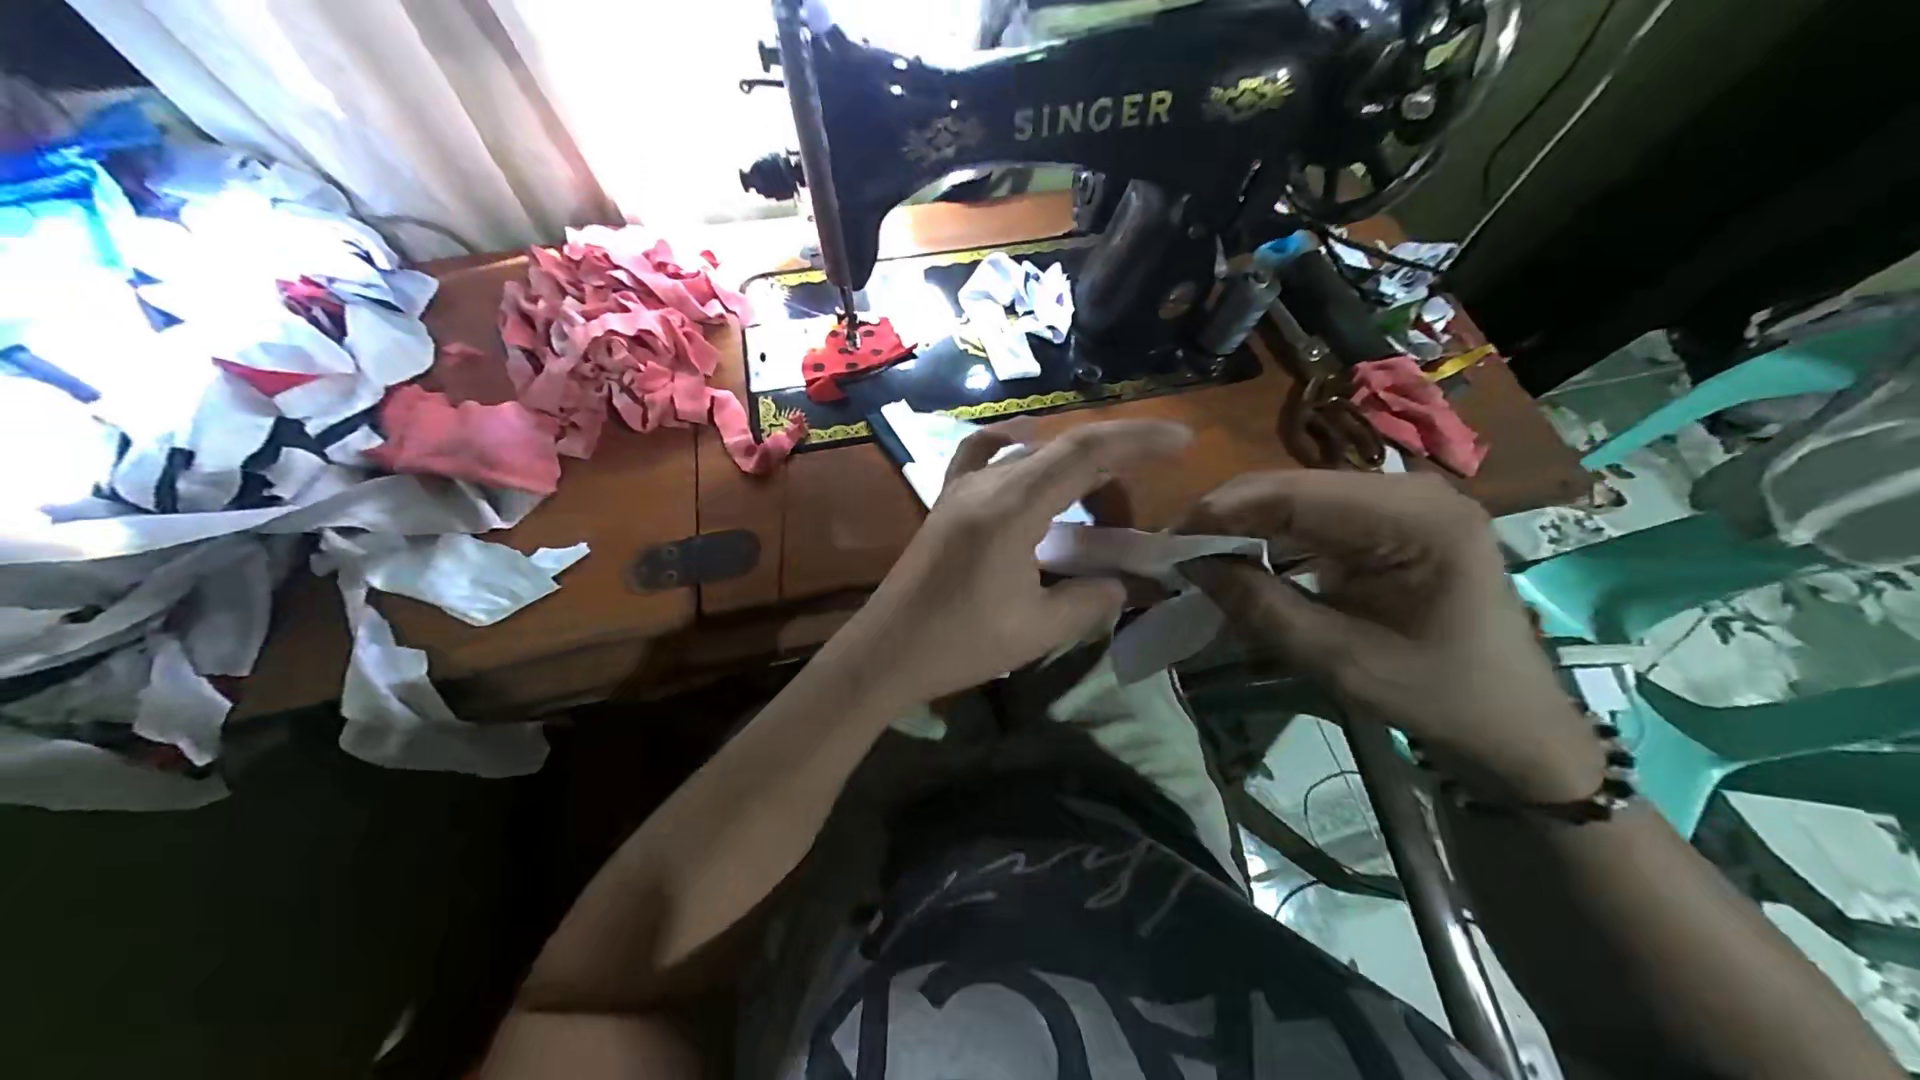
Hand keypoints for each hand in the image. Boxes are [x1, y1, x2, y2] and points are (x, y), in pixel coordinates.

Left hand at [843, 419, 1192, 704]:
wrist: (886, 652)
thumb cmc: (959, 644)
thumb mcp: (1038, 629)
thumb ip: (1090, 599)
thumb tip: (1121, 583)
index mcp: (1011, 509)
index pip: (1085, 453)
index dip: (1138, 440)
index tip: (1183, 442)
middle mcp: (985, 484)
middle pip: (1061, 447)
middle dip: (1116, 456)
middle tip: (1148, 487)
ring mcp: (960, 487)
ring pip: (1030, 450)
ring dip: (1074, 462)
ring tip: (1103, 493)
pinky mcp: (946, 500)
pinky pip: (984, 453)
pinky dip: (1017, 445)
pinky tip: (1029, 449)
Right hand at [1179, 470, 1603, 801]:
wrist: (1514, 725)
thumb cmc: (1439, 696)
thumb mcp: (1340, 659)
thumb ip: (1261, 607)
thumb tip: (1191, 566)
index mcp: (1417, 518)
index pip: (1295, 493)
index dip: (1224, 510)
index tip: (1169, 538)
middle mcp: (1411, 493)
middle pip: (1293, 487)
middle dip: (1228, 516)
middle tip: (1175, 549)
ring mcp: (1403, 504)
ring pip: (1297, 499)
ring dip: (1245, 526)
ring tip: (1197, 555)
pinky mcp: (1391, 523)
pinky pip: (1314, 519)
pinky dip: (1271, 539)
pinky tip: (1241, 560)